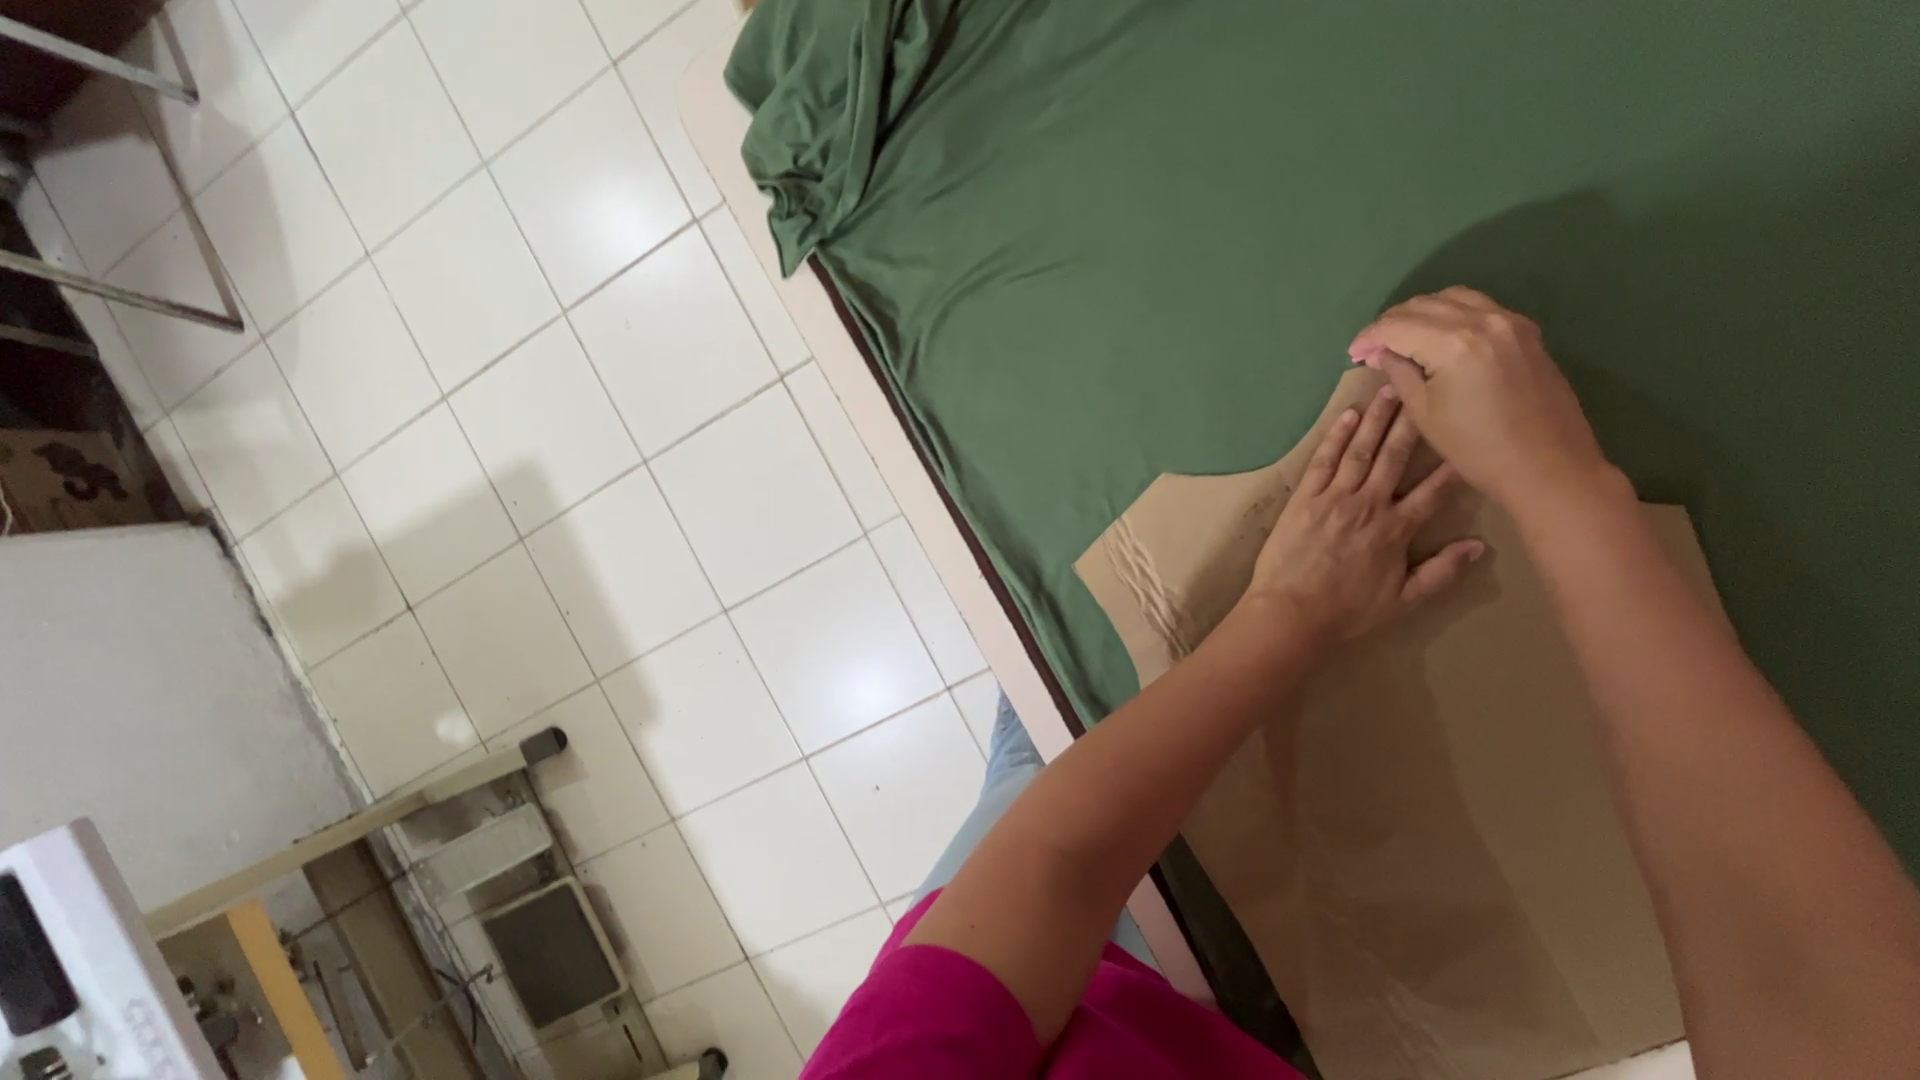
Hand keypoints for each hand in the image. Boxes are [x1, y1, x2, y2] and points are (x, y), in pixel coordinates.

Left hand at [1244, 384, 1483, 645]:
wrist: (1292, 611)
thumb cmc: (1347, 610)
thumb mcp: (1403, 599)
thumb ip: (1441, 571)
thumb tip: (1480, 546)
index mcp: (1396, 529)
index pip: (1435, 489)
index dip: (1454, 463)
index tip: (1468, 435)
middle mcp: (1368, 504)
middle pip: (1395, 456)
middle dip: (1412, 422)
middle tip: (1426, 387)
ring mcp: (1334, 498)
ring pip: (1360, 451)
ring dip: (1376, 419)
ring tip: (1390, 389)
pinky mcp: (1304, 498)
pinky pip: (1322, 461)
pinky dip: (1336, 437)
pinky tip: (1348, 416)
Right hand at [1348, 287, 1611, 507]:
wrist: (1547, 464)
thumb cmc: (1476, 447)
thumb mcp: (1424, 413)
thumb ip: (1400, 373)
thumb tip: (1381, 353)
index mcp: (1454, 343)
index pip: (1396, 325)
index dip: (1368, 337)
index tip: (1354, 354)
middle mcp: (1483, 321)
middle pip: (1423, 304)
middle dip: (1391, 323)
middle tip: (1374, 349)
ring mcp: (1509, 322)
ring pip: (1452, 298)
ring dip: (1421, 313)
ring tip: (1405, 340)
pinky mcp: (1525, 331)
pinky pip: (1479, 307)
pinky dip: (1451, 315)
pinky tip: (1440, 339)